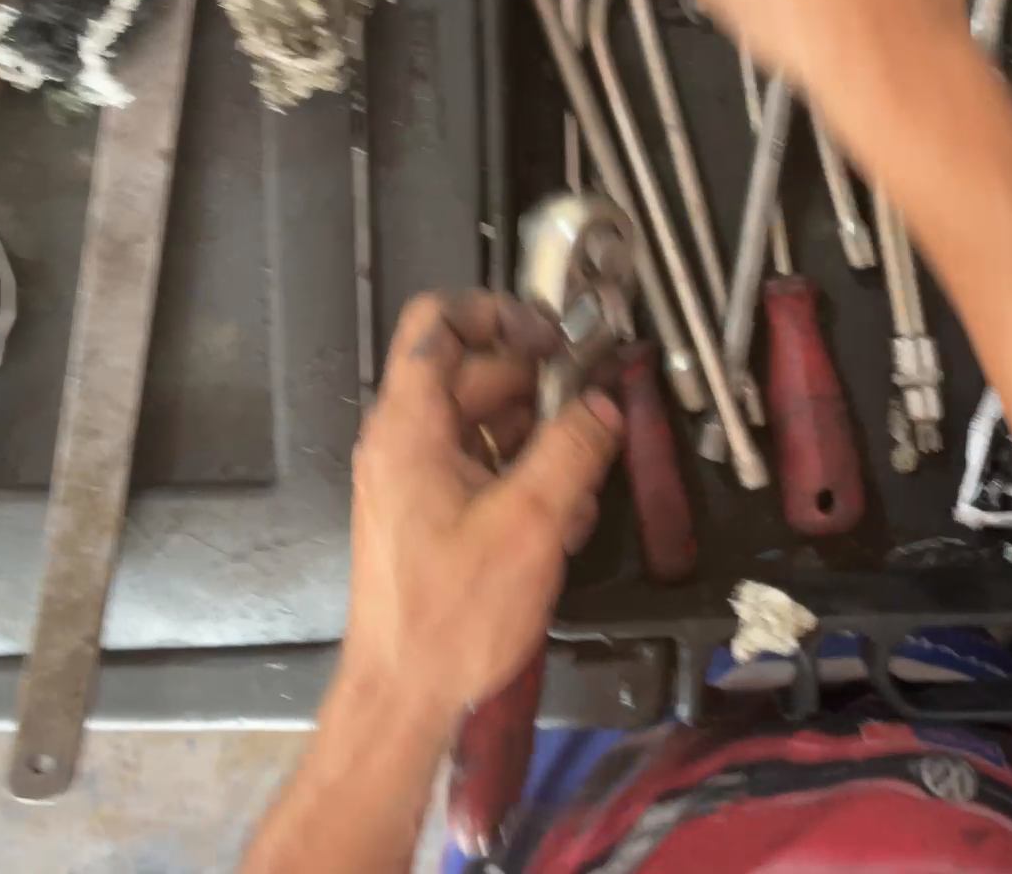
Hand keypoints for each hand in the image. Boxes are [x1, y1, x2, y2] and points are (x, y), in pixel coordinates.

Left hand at [341, 290, 622, 715]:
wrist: (406, 700)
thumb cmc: (456, 612)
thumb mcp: (530, 522)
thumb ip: (574, 448)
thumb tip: (606, 404)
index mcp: (412, 426)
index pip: (439, 323)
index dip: (499, 312)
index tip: (555, 340)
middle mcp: (411, 439)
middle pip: (481, 374)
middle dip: (544, 389)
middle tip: (598, 415)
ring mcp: (426, 475)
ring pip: (495, 423)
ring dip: (547, 440)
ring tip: (585, 483)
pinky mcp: (443, 508)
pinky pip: (492, 464)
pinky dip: (532, 475)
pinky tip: (566, 516)